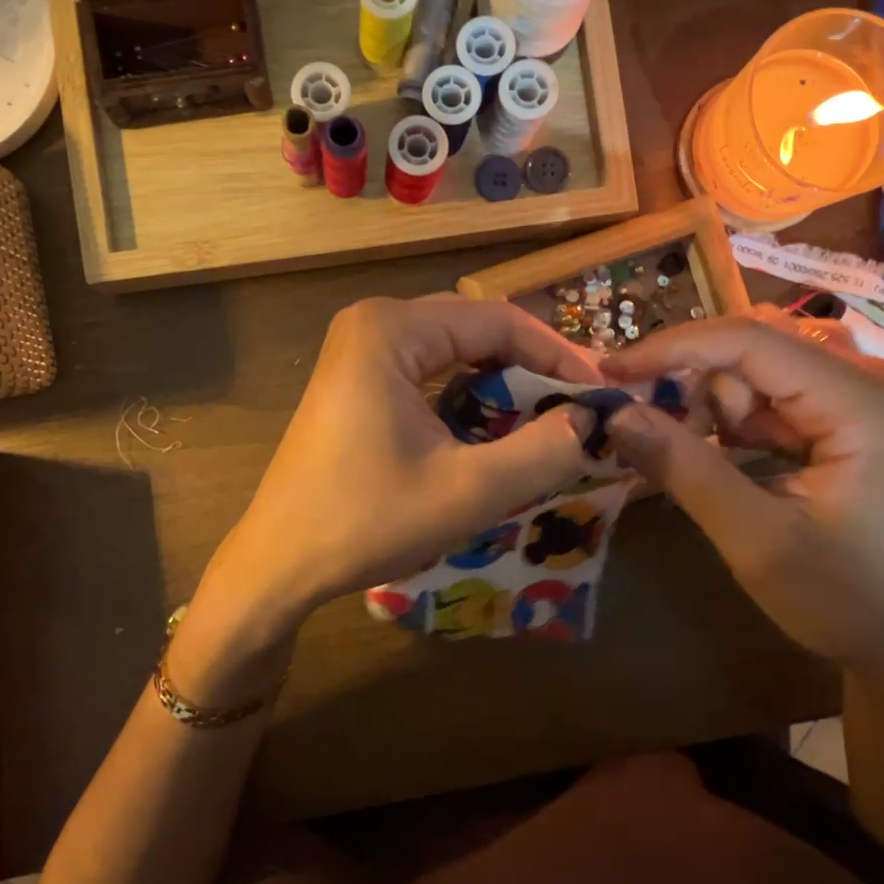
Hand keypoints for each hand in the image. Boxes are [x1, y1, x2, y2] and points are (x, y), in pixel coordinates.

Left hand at [199, 295, 600, 635]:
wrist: (280, 562)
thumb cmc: (367, 522)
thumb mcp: (469, 491)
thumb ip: (544, 450)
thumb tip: (592, 419)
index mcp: (391, 329)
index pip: (498, 321)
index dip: (559, 356)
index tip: (604, 396)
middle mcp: (371, 324)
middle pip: (475, 327)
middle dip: (532, 366)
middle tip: (581, 408)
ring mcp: (356, 351)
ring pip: (452, 349)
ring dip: (501, 381)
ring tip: (548, 419)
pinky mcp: (352, 381)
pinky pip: (426, 370)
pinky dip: (466, 393)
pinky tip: (491, 428)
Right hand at [600, 310, 883, 671]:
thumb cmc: (841, 596)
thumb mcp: (754, 538)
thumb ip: (685, 469)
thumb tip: (616, 412)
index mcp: (859, 400)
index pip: (750, 340)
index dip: (672, 348)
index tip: (609, 371)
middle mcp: (866, 379)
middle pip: (753, 343)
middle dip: (696, 382)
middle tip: (656, 431)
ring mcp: (858, 395)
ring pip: (757, 363)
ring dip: (714, 404)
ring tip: (700, 460)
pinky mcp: (844, 416)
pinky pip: (769, 390)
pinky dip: (731, 418)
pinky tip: (719, 457)